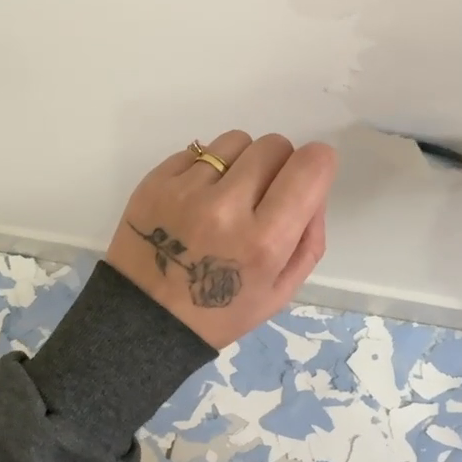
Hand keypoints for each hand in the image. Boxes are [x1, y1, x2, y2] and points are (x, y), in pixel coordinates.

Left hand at [106, 130, 336, 348]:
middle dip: (278, 166)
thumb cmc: (219, 312)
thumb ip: (309, 238)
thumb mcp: (280, 291)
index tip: (305, 180)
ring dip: (241, 163)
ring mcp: (186, 191)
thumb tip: (313, 189)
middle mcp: (226, 208)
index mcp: (264, 241)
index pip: (310, 166)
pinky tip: (195, 202)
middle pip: (274, 146)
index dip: (317, 165)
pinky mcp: (155, 181)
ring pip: (235, 141)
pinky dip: (205, 169)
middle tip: (262, 197)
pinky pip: (197, 151)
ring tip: (226, 197)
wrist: (144, 319)